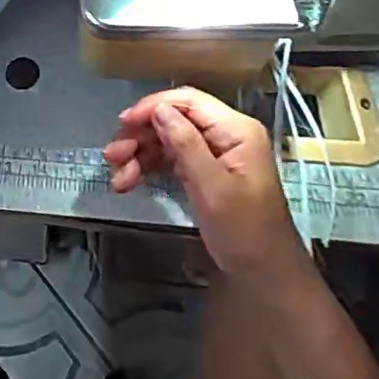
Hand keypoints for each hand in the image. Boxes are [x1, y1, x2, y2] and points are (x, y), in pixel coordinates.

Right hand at [103, 87, 308, 279]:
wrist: (266, 276)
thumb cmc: (245, 233)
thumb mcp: (213, 189)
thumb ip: (186, 145)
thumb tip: (159, 110)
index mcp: (236, 129)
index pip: (188, 101)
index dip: (153, 107)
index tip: (124, 123)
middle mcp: (226, 133)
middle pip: (174, 119)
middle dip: (141, 135)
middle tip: (113, 156)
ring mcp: (215, 152)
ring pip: (168, 138)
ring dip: (140, 153)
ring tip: (118, 177)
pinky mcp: (205, 170)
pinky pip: (171, 158)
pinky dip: (149, 167)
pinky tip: (129, 181)